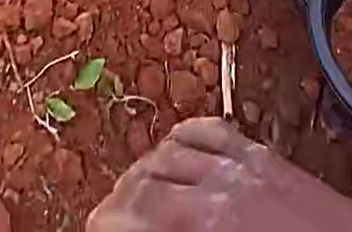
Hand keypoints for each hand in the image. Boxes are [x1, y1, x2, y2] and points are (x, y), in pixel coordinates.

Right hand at [86, 118, 351, 231]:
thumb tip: (153, 227)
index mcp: (210, 223)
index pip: (142, 210)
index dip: (111, 218)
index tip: (94, 225)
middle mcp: (218, 184)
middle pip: (150, 177)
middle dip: (122, 196)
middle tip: (107, 214)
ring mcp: (238, 161)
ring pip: (173, 147)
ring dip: (147, 164)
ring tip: (134, 186)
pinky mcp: (257, 151)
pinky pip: (209, 130)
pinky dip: (183, 136)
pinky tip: (172, 148)